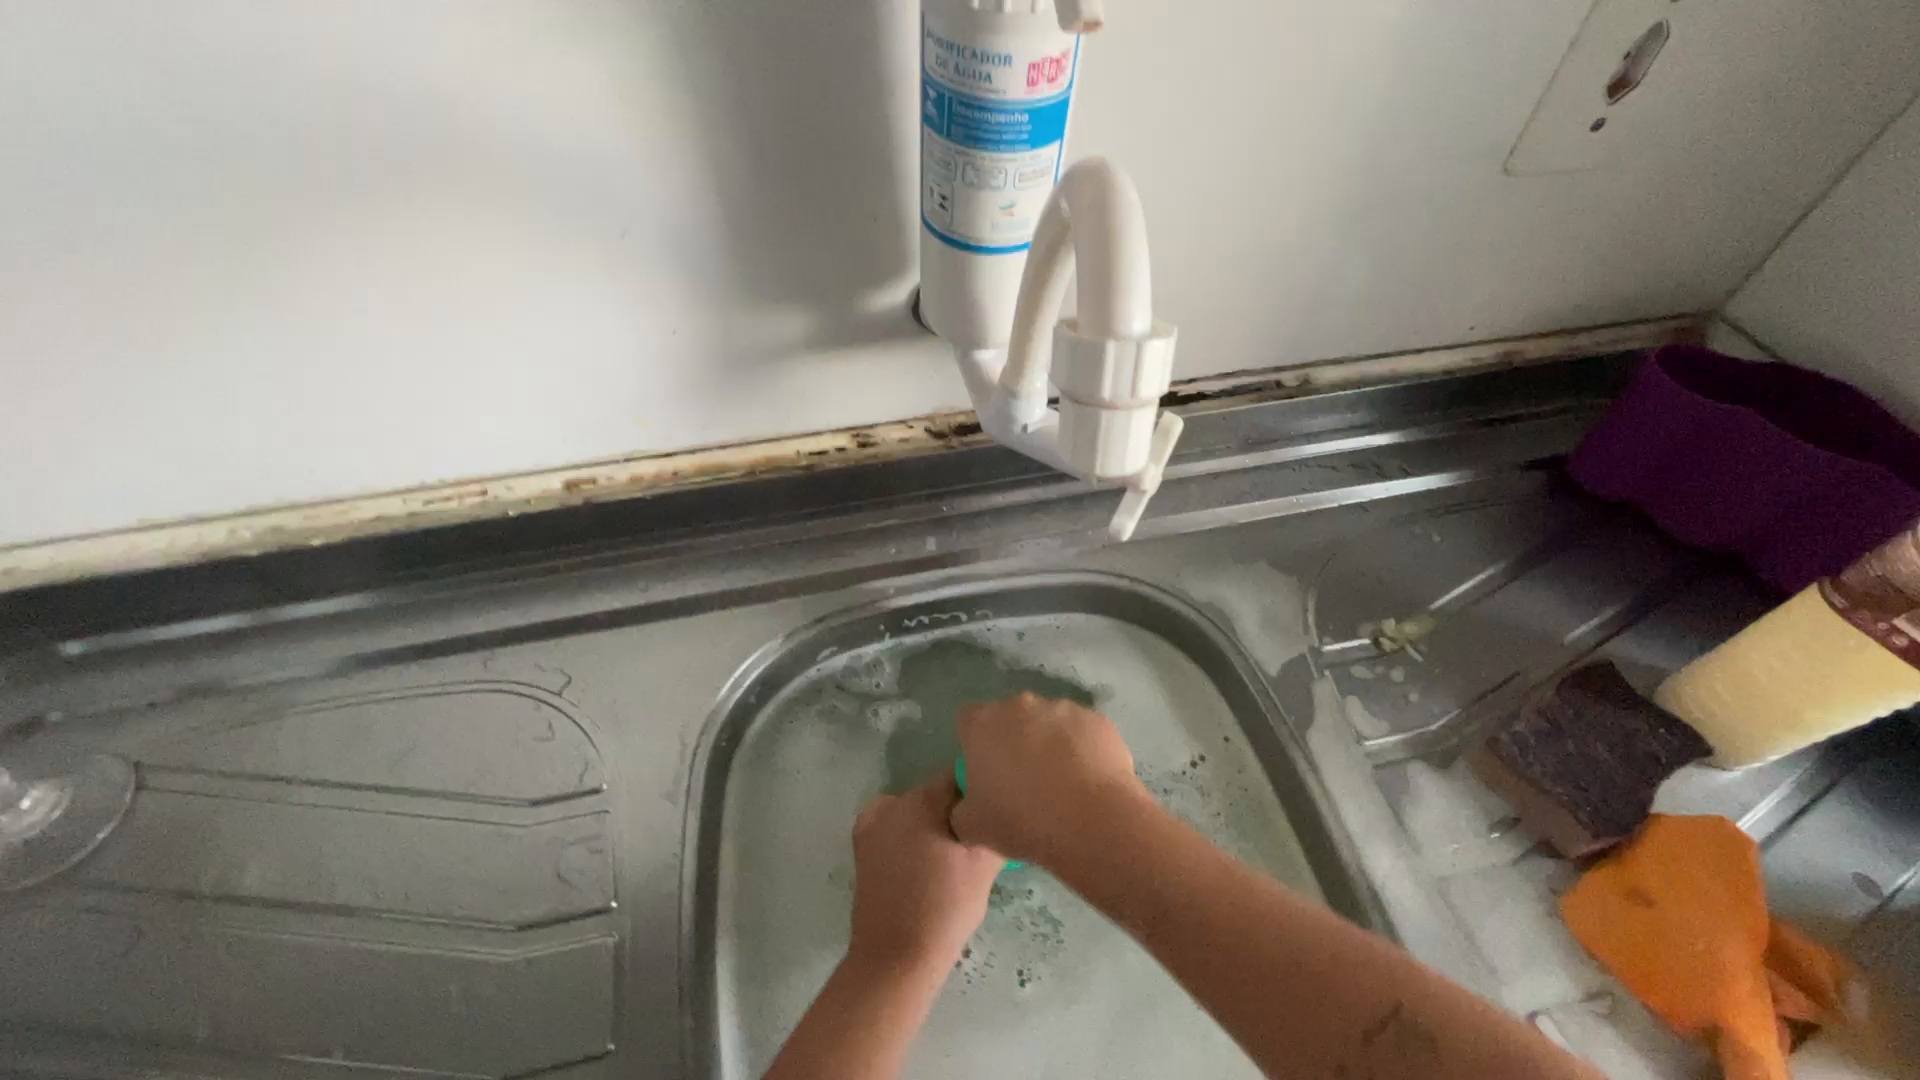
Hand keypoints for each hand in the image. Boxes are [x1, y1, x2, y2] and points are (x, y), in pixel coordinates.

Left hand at [847, 774, 1003, 972]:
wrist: (897, 957)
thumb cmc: (946, 907)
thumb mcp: (985, 864)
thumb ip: (992, 824)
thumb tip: (998, 810)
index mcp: (923, 798)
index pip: (960, 777)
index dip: (980, 795)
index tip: (992, 819)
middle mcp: (893, 801)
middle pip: (936, 793)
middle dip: (955, 812)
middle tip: (974, 844)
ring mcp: (872, 823)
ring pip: (915, 811)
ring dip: (932, 824)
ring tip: (949, 860)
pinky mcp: (862, 846)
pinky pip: (895, 828)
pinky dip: (909, 836)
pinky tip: (922, 864)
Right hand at [950, 693, 1149, 866]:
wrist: (1092, 821)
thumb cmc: (1021, 820)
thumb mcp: (971, 828)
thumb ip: (961, 810)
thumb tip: (969, 807)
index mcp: (983, 723)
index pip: (969, 720)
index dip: (976, 744)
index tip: (986, 772)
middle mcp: (1020, 705)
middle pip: (1011, 718)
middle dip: (1015, 741)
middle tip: (1024, 781)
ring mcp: (1062, 708)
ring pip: (1049, 722)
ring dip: (1050, 744)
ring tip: (1062, 785)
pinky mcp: (1097, 719)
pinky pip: (1082, 732)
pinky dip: (1082, 750)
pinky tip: (1089, 782)